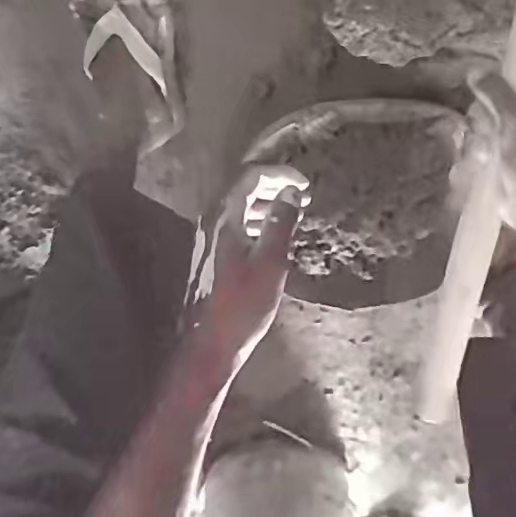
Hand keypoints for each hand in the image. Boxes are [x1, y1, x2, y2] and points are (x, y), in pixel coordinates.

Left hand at [191, 165, 309, 368]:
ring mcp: (210, 235)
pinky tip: (275, 235)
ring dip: (268, 203)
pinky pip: (238, 222)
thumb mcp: (270, 261)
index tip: (305, 185)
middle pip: (244, 187)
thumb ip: (280, 223)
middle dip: (275, 186)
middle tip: (303, 196)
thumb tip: (291, 192)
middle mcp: (213, 219)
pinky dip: (258, 220)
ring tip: (295, 213)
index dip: (280, 174)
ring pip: (241, 205)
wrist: (212, 342)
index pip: (252, 177)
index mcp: (224, 216)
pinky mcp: (213, 251)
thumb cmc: (243, 303)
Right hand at [460, 70, 515, 239]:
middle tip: (489, 128)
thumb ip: (496, 92)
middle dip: (484, 114)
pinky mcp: (502, 154)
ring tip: (486, 152)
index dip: (500, 78)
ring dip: (479, 135)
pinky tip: (482, 162)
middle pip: (494, 97)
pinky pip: (480, 141)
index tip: (483, 88)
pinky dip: (478, 150)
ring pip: (483, 120)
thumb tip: (475, 70)